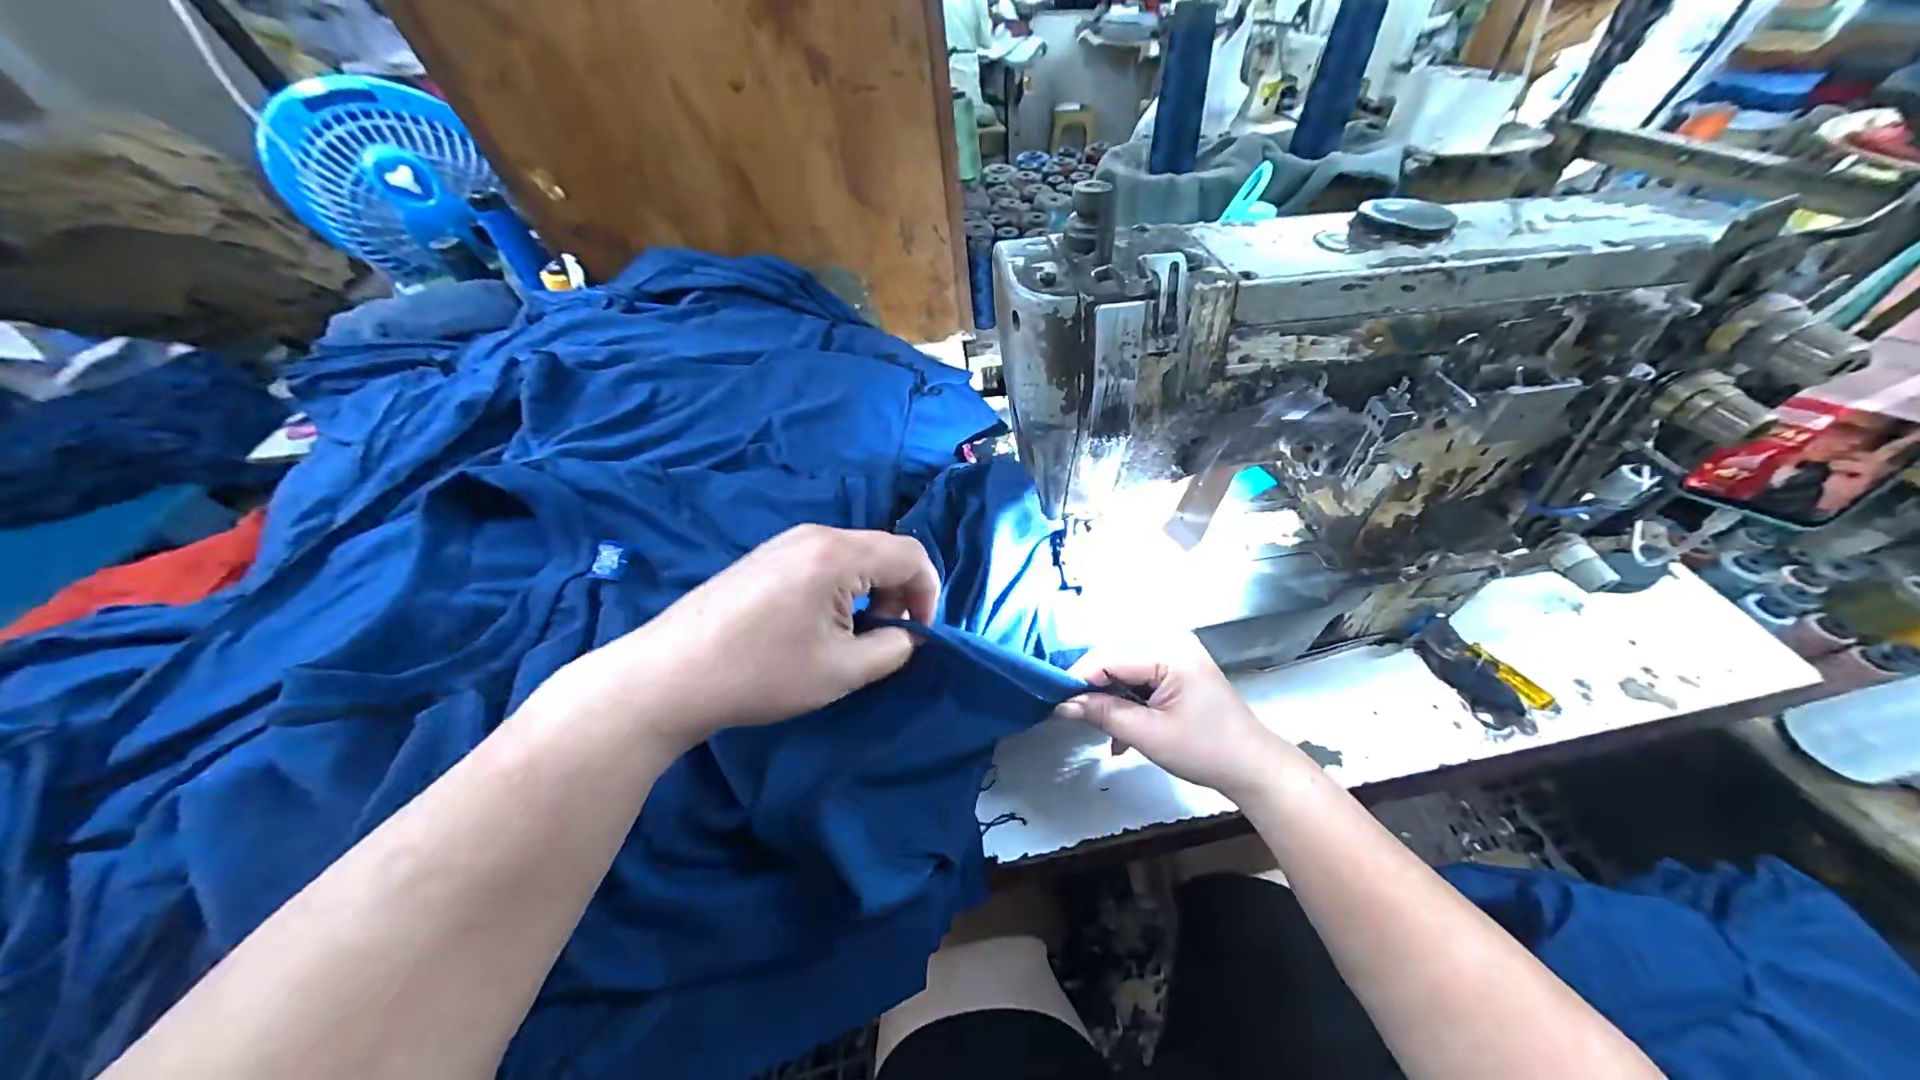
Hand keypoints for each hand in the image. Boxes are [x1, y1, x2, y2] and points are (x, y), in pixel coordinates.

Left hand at [557, 525, 939, 750]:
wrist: (670, 675)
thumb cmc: (762, 673)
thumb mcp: (842, 670)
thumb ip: (893, 648)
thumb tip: (910, 635)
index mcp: (837, 553)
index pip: (911, 555)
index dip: (929, 594)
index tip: (917, 635)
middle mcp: (813, 534)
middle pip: (882, 550)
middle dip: (898, 593)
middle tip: (884, 638)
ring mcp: (783, 542)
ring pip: (852, 555)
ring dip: (869, 591)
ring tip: (850, 635)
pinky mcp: (763, 557)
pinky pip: (822, 560)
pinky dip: (840, 587)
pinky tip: (815, 625)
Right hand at [1054, 633, 1306, 800]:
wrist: (1254, 767)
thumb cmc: (1206, 751)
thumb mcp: (1148, 735)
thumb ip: (1103, 714)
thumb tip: (1061, 705)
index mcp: (1169, 651)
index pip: (1108, 657)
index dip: (1078, 678)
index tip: (1054, 702)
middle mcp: (1171, 641)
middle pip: (1113, 658)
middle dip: (1091, 688)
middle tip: (1070, 714)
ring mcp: (1175, 653)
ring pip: (1122, 668)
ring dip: (1107, 697)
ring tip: (1096, 726)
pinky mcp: (1176, 668)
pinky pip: (1137, 675)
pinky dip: (1125, 700)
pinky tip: (1120, 732)